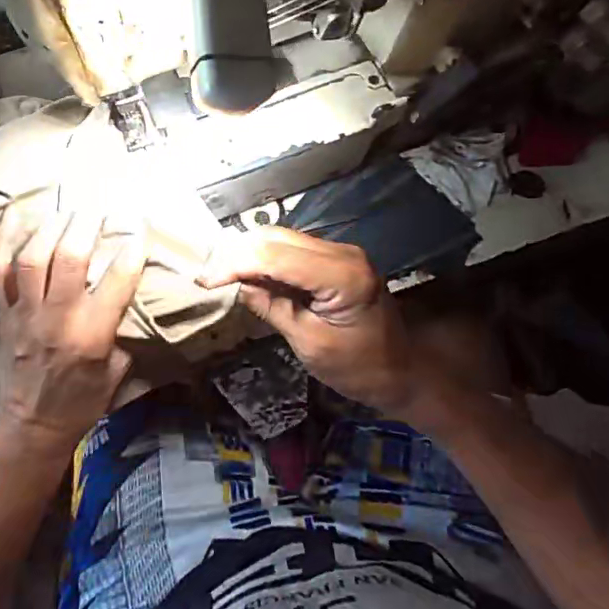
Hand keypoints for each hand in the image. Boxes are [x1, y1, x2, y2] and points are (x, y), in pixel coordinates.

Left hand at [0, 209, 146, 453]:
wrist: (33, 425)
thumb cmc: (82, 401)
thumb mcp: (117, 371)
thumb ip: (123, 331)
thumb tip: (133, 293)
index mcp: (91, 335)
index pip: (117, 282)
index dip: (132, 251)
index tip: (140, 227)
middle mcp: (56, 318)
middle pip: (69, 259)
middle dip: (86, 226)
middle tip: (98, 207)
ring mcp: (24, 313)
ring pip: (33, 258)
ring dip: (50, 227)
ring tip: (65, 209)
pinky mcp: (2, 313)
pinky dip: (3, 240)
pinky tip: (16, 215)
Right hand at [197, 228, 446, 418]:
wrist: (404, 371)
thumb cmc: (360, 368)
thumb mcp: (309, 343)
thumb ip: (271, 307)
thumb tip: (235, 285)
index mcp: (342, 275)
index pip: (274, 255)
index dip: (234, 263)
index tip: (205, 282)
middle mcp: (342, 252)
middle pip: (274, 237)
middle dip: (236, 254)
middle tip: (208, 278)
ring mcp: (339, 251)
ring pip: (279, 237)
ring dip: (247, 253)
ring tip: (220, 276)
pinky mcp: (333, 258)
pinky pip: (290, 248)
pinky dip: (263, 258)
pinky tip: (245, 273)